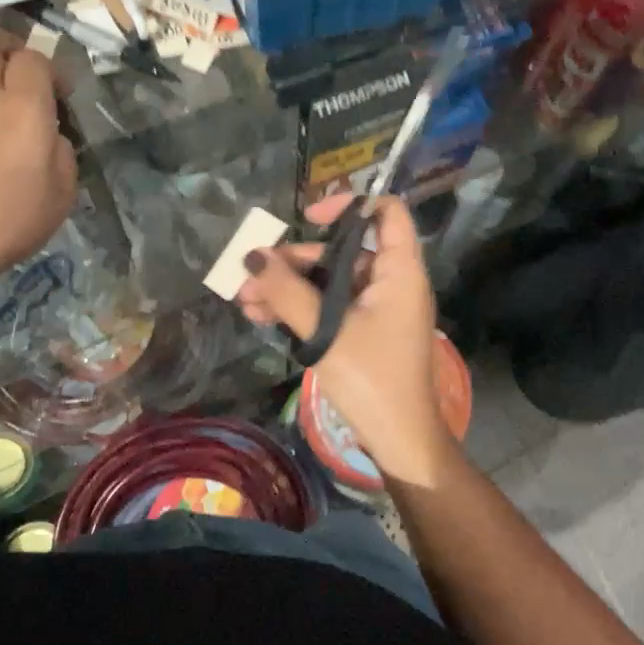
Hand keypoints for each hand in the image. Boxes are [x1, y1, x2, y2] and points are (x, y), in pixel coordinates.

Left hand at [0, 34, 76, 299]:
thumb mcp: (62, 192)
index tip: (62, 94)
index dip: (50, 69)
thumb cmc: (12, 217)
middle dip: (5, 46)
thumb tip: (50, 140)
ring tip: (15, 119)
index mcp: (24, 106)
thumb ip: (62, 155)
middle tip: (26, 72)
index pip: (33, 59)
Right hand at [237, 195, 458, 484]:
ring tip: (243, 299)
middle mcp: (392, 283)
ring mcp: (379, 309)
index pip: (387, 213)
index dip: (350, 205)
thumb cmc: (371, 380)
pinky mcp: (366, 332)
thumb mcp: (326, 332)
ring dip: (289, 287)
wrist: (399, 439)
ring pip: (331, 282)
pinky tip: (260, 316)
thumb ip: (288, 291)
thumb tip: (253, 258)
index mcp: (400, 272)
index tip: (309, 219)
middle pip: (346, 251)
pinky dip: (301, 308)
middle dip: (295, 260)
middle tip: (251, 272)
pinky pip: (332, 307)